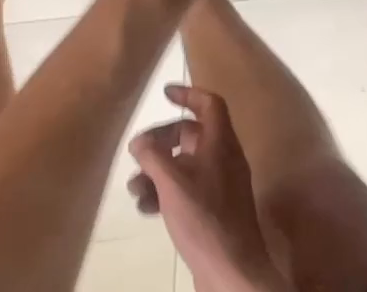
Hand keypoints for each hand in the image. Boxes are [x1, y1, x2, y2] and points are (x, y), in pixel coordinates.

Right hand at [129, 85, 288, 291]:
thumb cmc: (204, 218)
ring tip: (135, 187)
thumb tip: (140, 141)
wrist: (232, 273)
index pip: (210, 104)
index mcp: (221, 144)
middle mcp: (224, 160)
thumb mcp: (171, 181)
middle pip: (192, 134)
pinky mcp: (215, 211)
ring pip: (186, 165)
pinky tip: (145, 207)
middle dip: (162, 140)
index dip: (188, 93)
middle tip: (139, 152)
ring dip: (158, 171)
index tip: (165, 93)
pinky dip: (166, 192)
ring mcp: (221, 187)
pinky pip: (188, 189)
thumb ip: (153, 155)